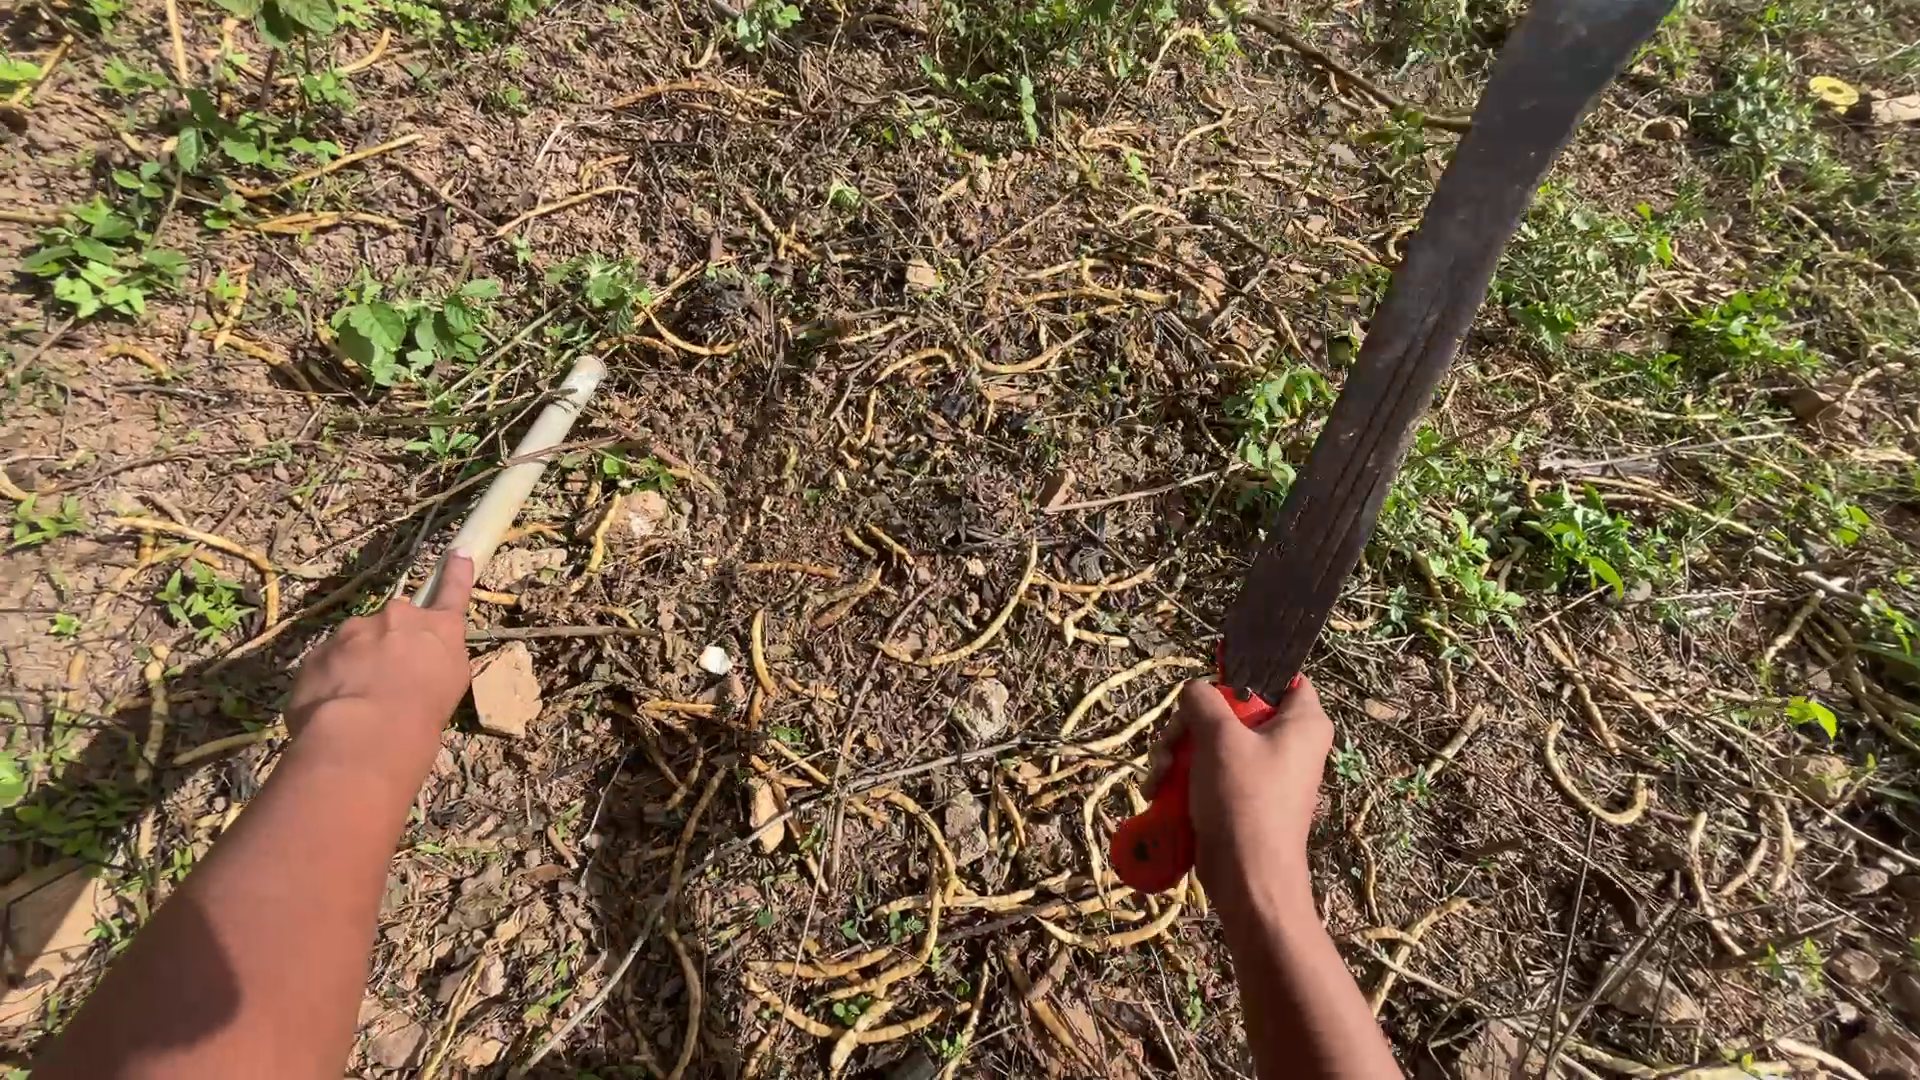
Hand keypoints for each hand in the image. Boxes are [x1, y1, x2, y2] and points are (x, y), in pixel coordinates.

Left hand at [286, 553, 474, 746]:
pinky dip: (334, 677)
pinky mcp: (318, 651)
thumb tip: (421, 654)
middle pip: (396, 621)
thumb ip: (438, 654)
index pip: (452, 592)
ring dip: (360, 659)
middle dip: (392, 638)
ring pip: (358, 640)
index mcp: (439, 626)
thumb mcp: (452, 681)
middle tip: (392, 673)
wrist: (365, 728)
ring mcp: (354, 631)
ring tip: (361, 696)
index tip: (457, 552)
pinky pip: (329, 661)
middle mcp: (398, 617)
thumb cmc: (425, 708)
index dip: (456, 572)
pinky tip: (337, 703)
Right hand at [1146, 677, 1332, 905]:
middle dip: (1190, 725)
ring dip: (1176, 753)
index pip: (1283, 677)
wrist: (1246, 878)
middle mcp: (1287, 742)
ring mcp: (1260, 770)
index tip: (1212, 684)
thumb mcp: (1219, 736)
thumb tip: (1194, 693)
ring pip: (1209, 739)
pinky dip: (1181, 776)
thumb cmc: (1244, 799)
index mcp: (1303, 722)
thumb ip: (1202, 698)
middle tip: (1174, 742)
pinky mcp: (1238, 794)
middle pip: (1229, 709)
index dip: (1246, 674)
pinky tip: (1158, 790)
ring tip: (1161, 776)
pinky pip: (1205, 769)